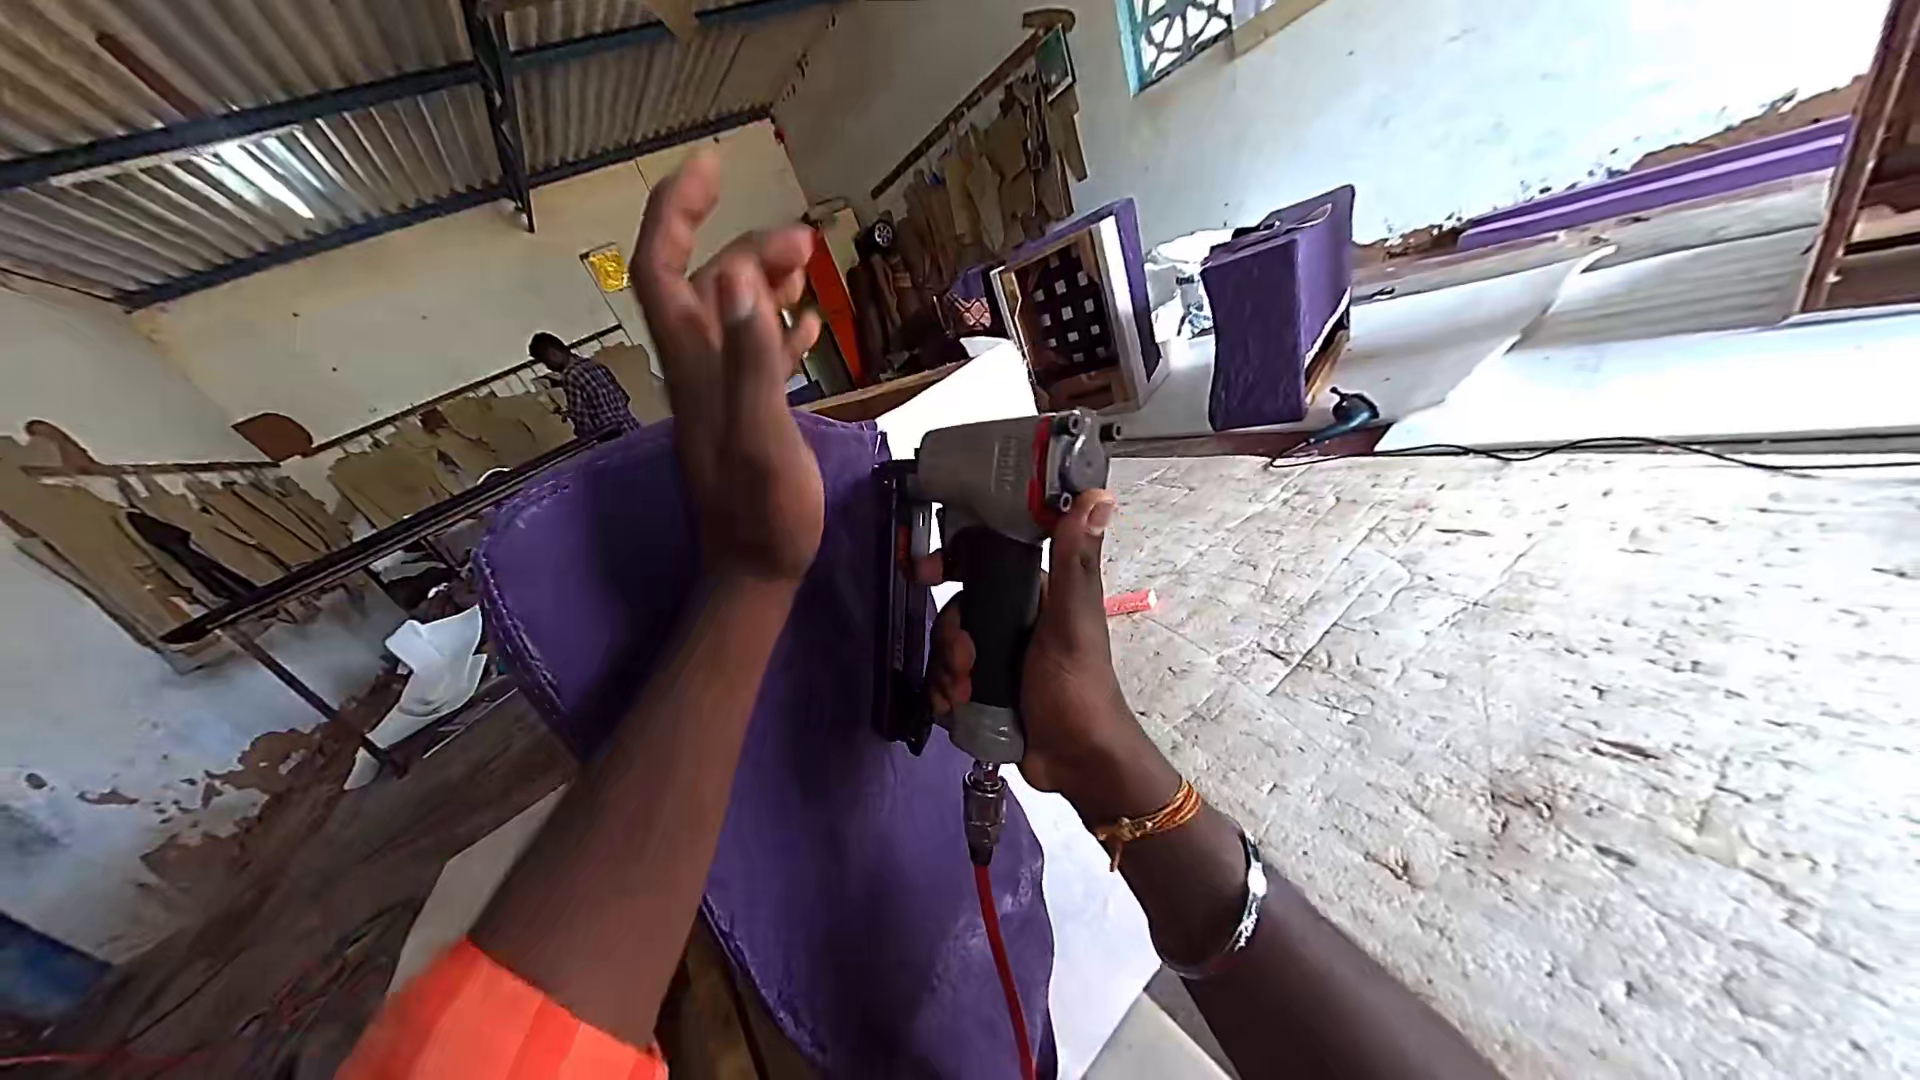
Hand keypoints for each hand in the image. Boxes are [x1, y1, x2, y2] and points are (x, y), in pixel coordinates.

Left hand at [632, 151, 825, 582]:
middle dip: (749, 249)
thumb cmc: (766, 515)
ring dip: (765, 283)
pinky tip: (808, 323)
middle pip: (709, 287)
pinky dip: (779, 329)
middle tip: (806, 241)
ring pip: (734, 318)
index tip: (712, 166)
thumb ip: (751, 361)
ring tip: (810, 266)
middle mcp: (701, 371)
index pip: (666, 269)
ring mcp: (723, 394)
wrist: (756, 569)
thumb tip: (737, 277)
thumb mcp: (764, 438)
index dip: (677, 211)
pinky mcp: (746, 416)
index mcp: (698, 369)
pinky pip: (757, 357)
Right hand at [922, 490, 1172, 812]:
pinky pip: (945, 678)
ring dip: (946, 669)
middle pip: (956, 609)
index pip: (984, 563)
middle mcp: (1013, 619)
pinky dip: (944, 691)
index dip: (951, 563)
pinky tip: (955, 707)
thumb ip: (1075, 560)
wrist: (1073, 762)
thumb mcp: (1072, 620)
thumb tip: (1098, 495)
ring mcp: (995, 655)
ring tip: (964, 693)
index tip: (924, 573)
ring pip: (947, 646)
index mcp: (1036, 594)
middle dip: (951, 637)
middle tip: (964, 662)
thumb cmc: (1076, 687)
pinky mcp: (982, 687)